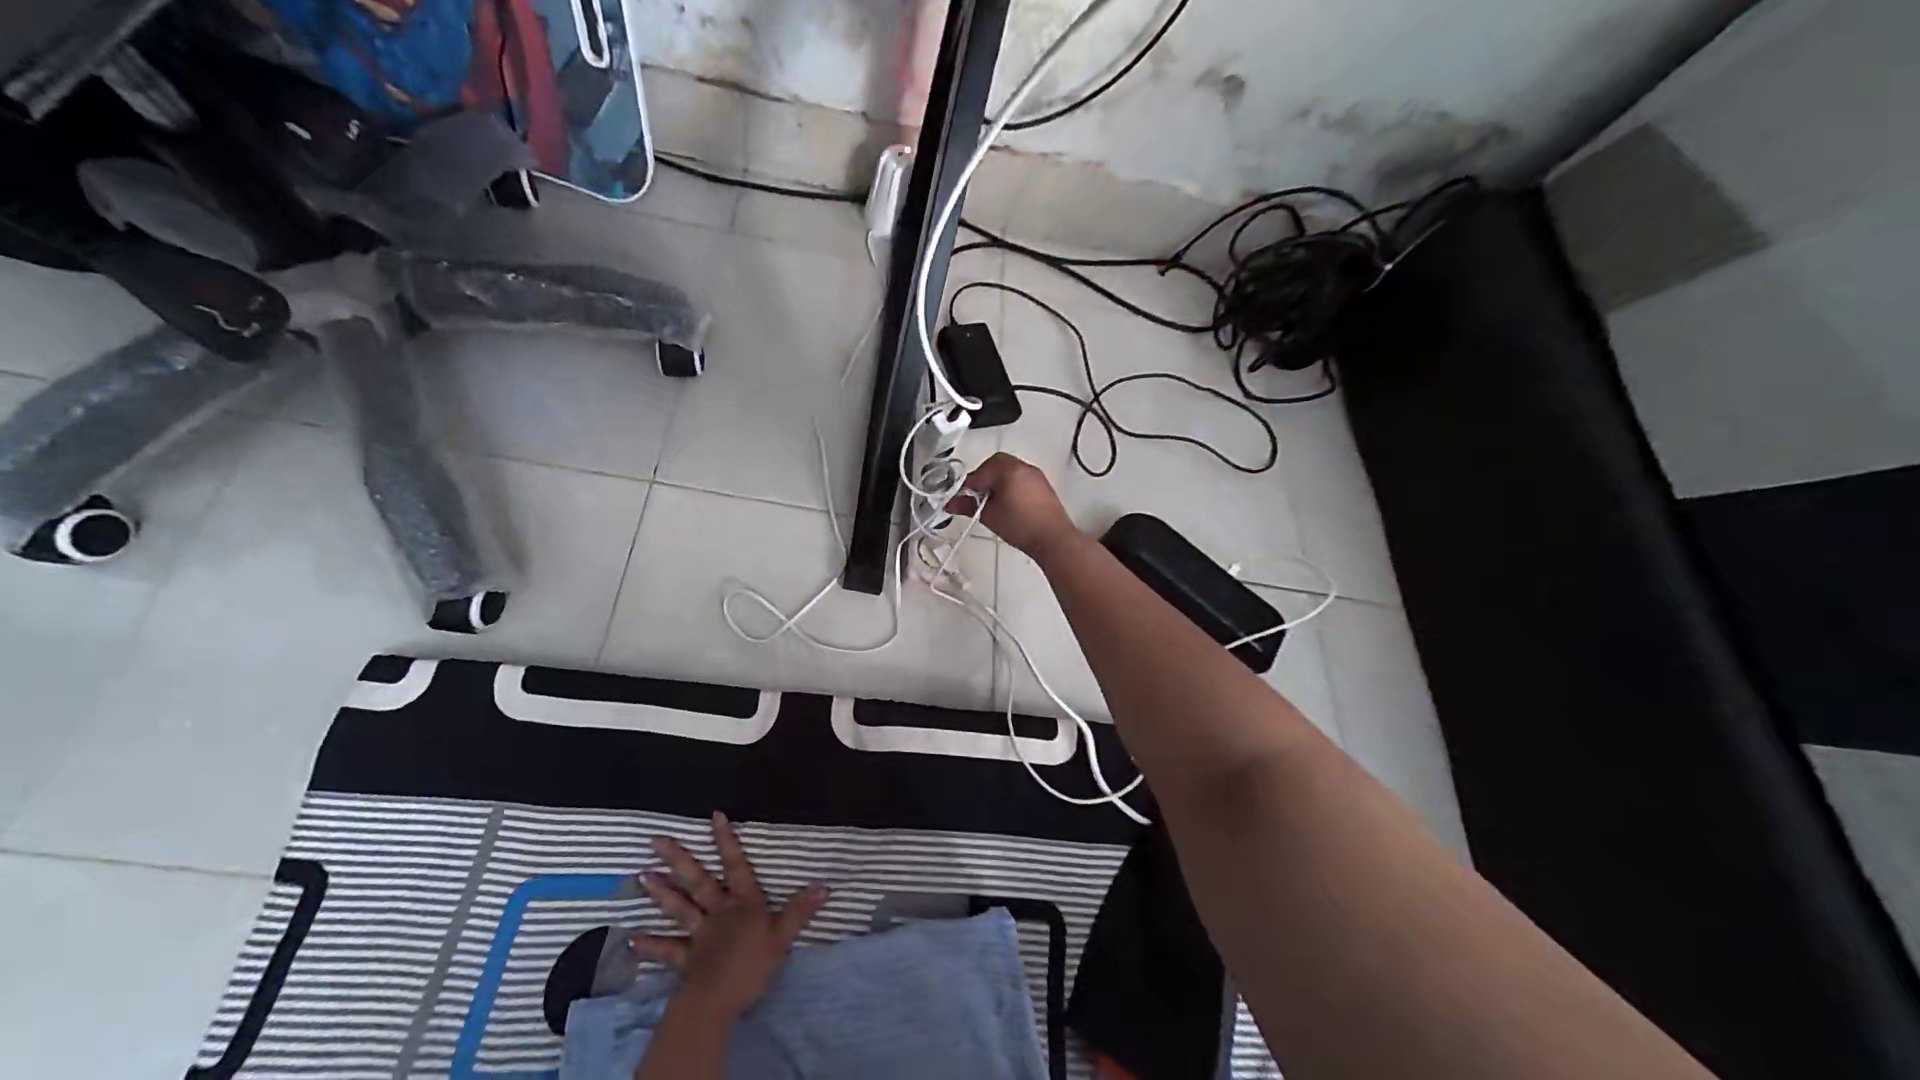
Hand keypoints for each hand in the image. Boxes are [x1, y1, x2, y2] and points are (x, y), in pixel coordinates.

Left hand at [632, 812, 827, 1021]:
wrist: (717, 1001)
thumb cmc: (752, 966)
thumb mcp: (782, 937)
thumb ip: (799, 910)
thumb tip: (823, 884)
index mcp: (744, 903)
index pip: (736, 865)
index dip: (727, 841)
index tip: (714, 816)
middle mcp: (719, 912)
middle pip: (698, 881)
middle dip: (679, 859)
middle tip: (656, 841)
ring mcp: (699, 934)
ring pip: (680, 908)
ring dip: (661, 892)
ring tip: (642, 875)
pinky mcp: (687, 958)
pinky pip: (668, 950)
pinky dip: (651, 945)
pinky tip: (634, 938)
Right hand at [954, 453, 1081, 562]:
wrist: (1053, 539)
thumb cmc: (1019, 525)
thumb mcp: (988, 516)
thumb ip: (967, 506)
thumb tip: (951, 504)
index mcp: (1008, 469)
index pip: (979, 473)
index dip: (967, 488)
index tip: (961, 501)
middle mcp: (1023, 466)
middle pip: (995, 464)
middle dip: (982, 478)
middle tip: (976, 497)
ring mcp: (1035, 475)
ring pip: (1009, 470)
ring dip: (996, 481)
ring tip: (991, 502)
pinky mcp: (1042, 485)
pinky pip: (1020, 478)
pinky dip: (1010, 485)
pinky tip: (1007, 504)